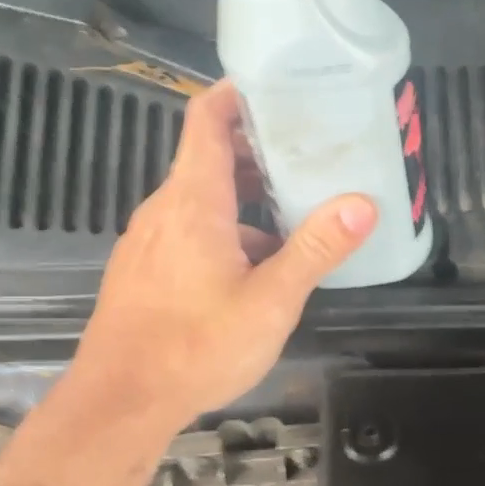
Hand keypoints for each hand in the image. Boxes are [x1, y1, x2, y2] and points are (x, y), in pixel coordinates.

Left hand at [71, 80, 376, 425]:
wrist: (122, 399)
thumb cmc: (197, 345)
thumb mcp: (271, 301)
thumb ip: (316, 249)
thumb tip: (363, 204)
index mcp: (195, 202)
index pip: (208, 120)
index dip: (239, 94)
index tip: (279, 86)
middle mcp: (166, 209)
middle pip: (211, 157)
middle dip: (261, 150)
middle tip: (313, 153)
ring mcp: (152, 240)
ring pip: (204, 200)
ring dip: (249, 197)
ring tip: (299, 210)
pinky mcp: (147, 269)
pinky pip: (191, 230)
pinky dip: (228, 229)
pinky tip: (260, 267)